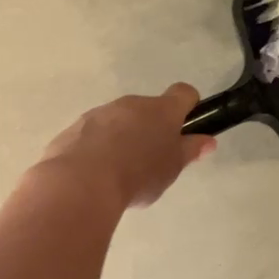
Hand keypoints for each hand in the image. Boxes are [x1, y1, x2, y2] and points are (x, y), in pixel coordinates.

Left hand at [36, 83, 215, 207]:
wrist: (78, 186)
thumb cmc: (138, 174)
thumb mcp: (173, 168)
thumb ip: (191, 151)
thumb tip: (208, 141)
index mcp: (162, 110)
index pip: (184, 93)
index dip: (188, 106)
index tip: (185, 126)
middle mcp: (131, 104)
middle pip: (147, 108)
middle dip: (149, 127)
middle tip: (149, 158)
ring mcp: (98, 114)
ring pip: (117, 121)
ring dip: (120, 137)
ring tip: (117, 171)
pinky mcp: (70, 130)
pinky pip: (90, 136)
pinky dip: (94, 148)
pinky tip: (91, 175)